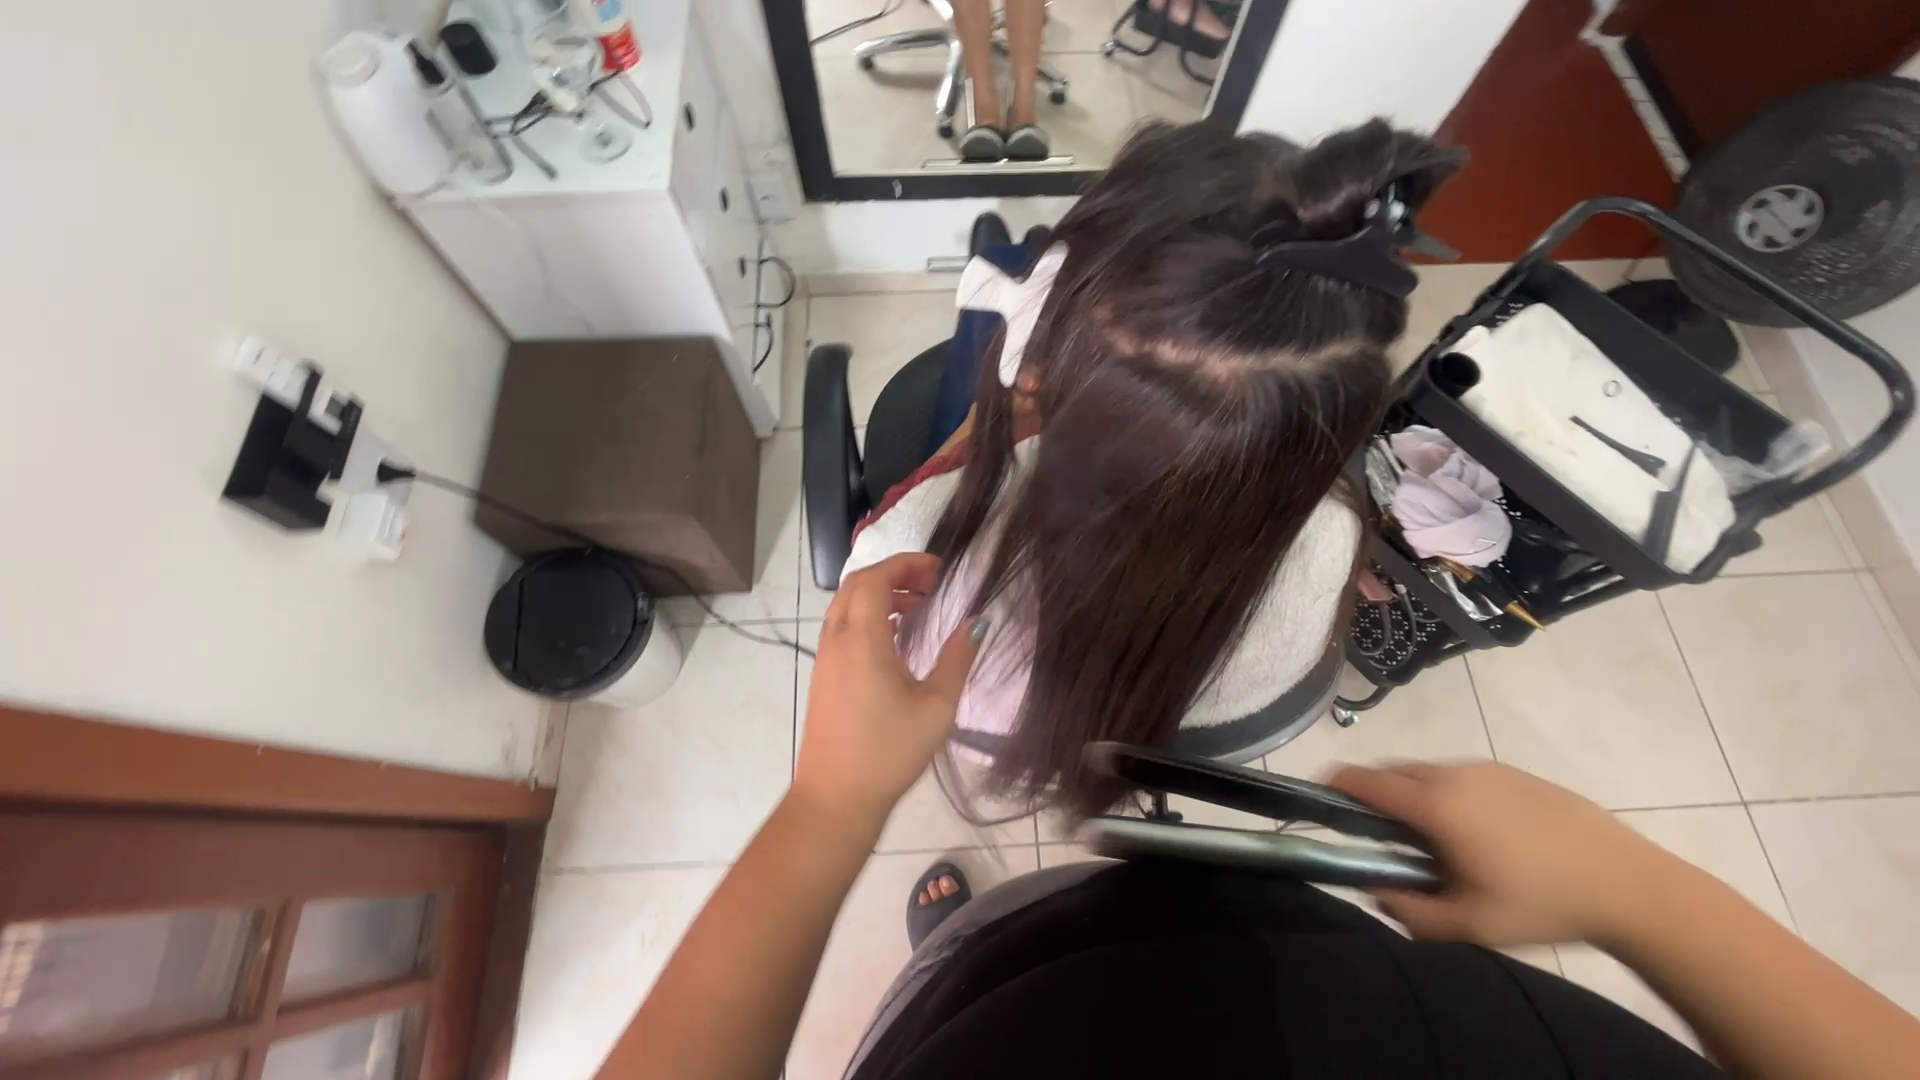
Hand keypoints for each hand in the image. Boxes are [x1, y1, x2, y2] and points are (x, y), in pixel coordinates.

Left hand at [791, 554, 983, 836]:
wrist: (835, 798)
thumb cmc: (889, 752)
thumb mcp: (936, 707)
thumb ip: (957, 659)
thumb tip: (976, 623)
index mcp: (862, 639)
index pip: (875, 577)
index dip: (906, 563)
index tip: (938, 570)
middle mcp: (837, 640)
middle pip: (857, 584)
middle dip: (893, 574)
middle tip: (930, 586)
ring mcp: (826, 659)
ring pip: (847, 606)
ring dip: (880, 596)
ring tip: (918, 609)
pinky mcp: (824, 677)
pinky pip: (843, 628)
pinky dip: (868, 618)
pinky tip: (896, 639)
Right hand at [1329, 761, 1681, 946]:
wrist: (1634, 886)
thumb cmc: (1543, 904)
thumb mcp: (1472, 924)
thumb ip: (1411, 911)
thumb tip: (1377, 892)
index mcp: (1434, 804)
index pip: (1364, 781)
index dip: (1334, 784)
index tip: (1318, 796)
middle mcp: (1452, 774)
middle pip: (1391, 771)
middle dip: (1373, 792)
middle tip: (1376, 831)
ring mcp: (1486, 769)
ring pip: (1427, 771)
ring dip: (1412, 793)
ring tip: (1429, 835)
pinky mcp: (1515, 773)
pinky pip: (1460, 775)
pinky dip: (1447, 792)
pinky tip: (1475, 831)